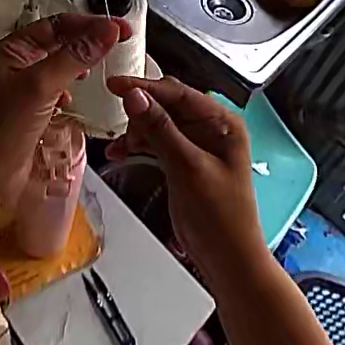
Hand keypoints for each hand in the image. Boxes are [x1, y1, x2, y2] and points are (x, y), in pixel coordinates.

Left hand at [0, 13, 126, 220]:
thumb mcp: (39, 87)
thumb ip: (75, 57)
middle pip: (60, 42)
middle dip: (89, 40)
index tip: (121, 28)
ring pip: (60, 66)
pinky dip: (70, 89)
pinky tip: (74, 98)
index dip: (91, 23)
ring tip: (100, 66)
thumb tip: (107, 31)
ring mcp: (23, 90)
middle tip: (120, 43)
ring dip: (80, 64)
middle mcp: (17, 65)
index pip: (59, 24)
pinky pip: (56, 91)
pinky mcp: (30, 113)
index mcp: (12, 50)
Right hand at [106, 75, 267, 284]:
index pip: (179, 93)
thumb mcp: (187, 167)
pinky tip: (121, 153)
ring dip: (137, 130)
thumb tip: (135, 96)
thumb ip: (160, 129)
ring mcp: (198, 146)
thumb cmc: (219, 216)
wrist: (229, 260)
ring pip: (160, 124)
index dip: (146, 87)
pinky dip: (140, 146)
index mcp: (222, 122)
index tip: (115, 84)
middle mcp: (212, 128)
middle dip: (141, 110)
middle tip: (115, 117)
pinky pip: (158, 143)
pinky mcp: (185, 162)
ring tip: (119, 145)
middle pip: (168, 105)